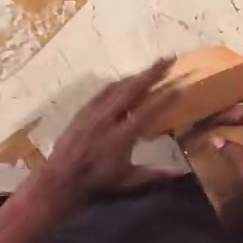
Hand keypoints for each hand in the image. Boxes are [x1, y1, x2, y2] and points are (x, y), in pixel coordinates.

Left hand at [25, 59, 182, 210]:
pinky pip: (102, 92)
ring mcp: (93, 113)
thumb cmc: (97, 182)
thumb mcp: (128, 181)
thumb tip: (181, 172)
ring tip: (152, 68)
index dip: (164, 99)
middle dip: (152, 73)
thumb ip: (155, 174)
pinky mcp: (83, 111)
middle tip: (169, 59)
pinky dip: (118, 84)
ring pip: (117, 87)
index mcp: (120, 137)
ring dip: (136, 76)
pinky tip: (126, 80)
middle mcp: (106, 119)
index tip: (179, 87)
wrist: (61, 179)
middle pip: (132, 90)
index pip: (147, 112)